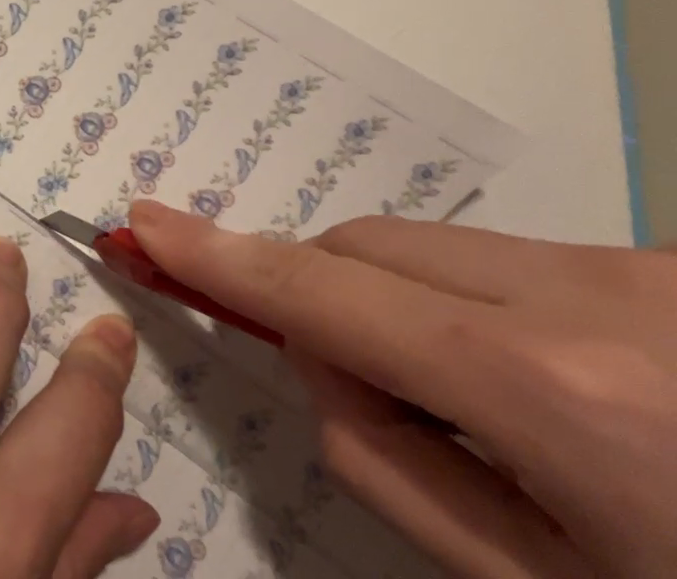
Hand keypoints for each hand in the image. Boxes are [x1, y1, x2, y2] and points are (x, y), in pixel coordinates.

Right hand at [130, 200, 676, 578]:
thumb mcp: (526, 578)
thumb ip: (383, 457)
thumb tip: (320, 359)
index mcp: (552, 388)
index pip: (318, 287)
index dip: (215, 254)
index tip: (143, 225)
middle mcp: (604, 297)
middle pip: (369, 244)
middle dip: (317, 290)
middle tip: (342, 378)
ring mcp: (661, 269)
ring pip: (443, 251)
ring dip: (410, 308)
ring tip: (491, 410)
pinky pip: (521, 262)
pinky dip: (486, 309)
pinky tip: (565, 393)